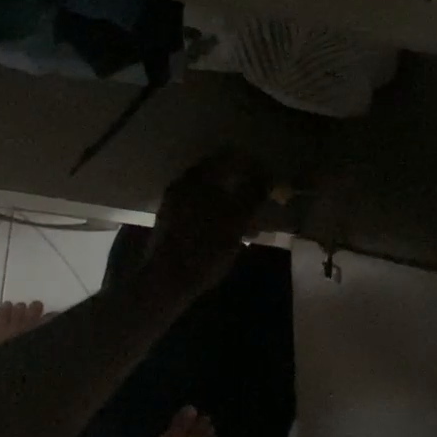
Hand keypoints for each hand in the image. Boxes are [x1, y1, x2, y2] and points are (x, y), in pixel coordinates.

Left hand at [143, 150, 271, 300]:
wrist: (166, 280)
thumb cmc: (206, 247)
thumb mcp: (237, 220)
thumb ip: (253, 193)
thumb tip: (267, 176)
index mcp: (199, 177)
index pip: (231, 156)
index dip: (255, 167)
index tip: (271, 184)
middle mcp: (184, 183)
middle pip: (221, 176)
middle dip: (244, 188)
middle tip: (263, 205)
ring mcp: (174, 203)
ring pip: (212, 196)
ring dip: (234, 205)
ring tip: (253, 227)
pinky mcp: (171, 222)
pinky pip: (201, 211)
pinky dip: (219, 218)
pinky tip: (232, 237)